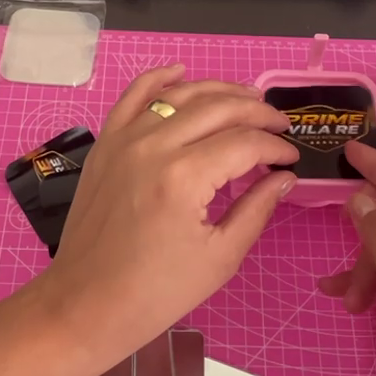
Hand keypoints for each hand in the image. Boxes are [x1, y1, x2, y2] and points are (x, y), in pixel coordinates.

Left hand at [32, 64, 298, 375]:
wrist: (85, 303)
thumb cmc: (156, 292)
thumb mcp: (220, 258)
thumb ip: (257, 209)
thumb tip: (284, 176)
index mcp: (185, 178)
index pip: (245, 143)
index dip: (275, 148)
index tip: (291, 159)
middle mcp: (154, 146)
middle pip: (218, 108)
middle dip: (257, 112)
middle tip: (279, 126)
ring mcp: (125, 139)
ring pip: (181, 94)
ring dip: (219, 91)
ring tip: (249, 99)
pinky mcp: (106, 143)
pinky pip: (133, 96)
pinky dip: (158, 78)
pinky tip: (181, 71)